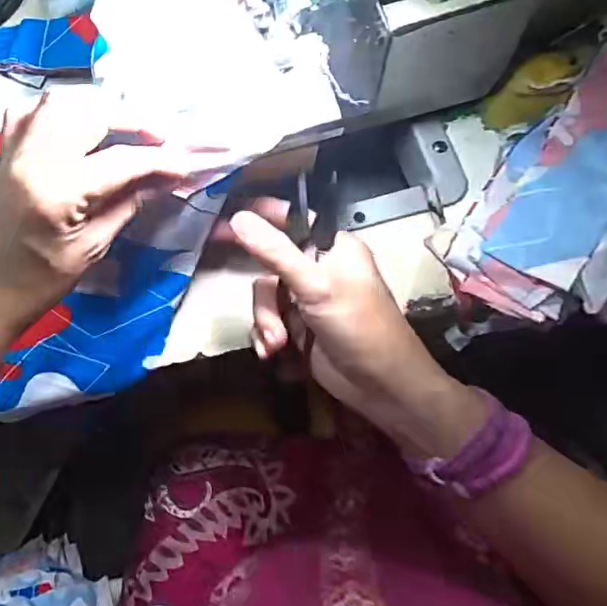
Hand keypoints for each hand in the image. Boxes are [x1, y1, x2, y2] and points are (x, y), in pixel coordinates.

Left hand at [0, 92, 179, 352]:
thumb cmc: (39, 282)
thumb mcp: (92, 248)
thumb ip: (128, 204)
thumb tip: (166, 178)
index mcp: (58, 190)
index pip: (122, 160)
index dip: (159, 160)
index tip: (186, 164)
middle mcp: (35, 157)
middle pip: (94, 114)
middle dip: (134, 120)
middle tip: (161, 139)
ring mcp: (16, 148)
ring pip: (64, 101)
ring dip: (100, 107)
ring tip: (126, 127)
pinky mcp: (6, 149)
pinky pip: (34, 109)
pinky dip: (62, 108)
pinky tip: (78, 123)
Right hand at [229, 210, 492, 458]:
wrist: (381, 388)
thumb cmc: (359, 327)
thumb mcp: (316, 286)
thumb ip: (275, 251)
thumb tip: (239, 216)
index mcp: (333, 247)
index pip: (291, 219)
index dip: (259, 218)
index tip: (225, 225)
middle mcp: (319, 269)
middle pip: (269, 266)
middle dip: (266, 297)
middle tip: (261, 311)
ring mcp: (308, 300)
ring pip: (266, 298)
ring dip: (267, 322)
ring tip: (279, 344)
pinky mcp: (300, 328)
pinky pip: (268, 322)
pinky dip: (267, 337)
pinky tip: (274, 353)